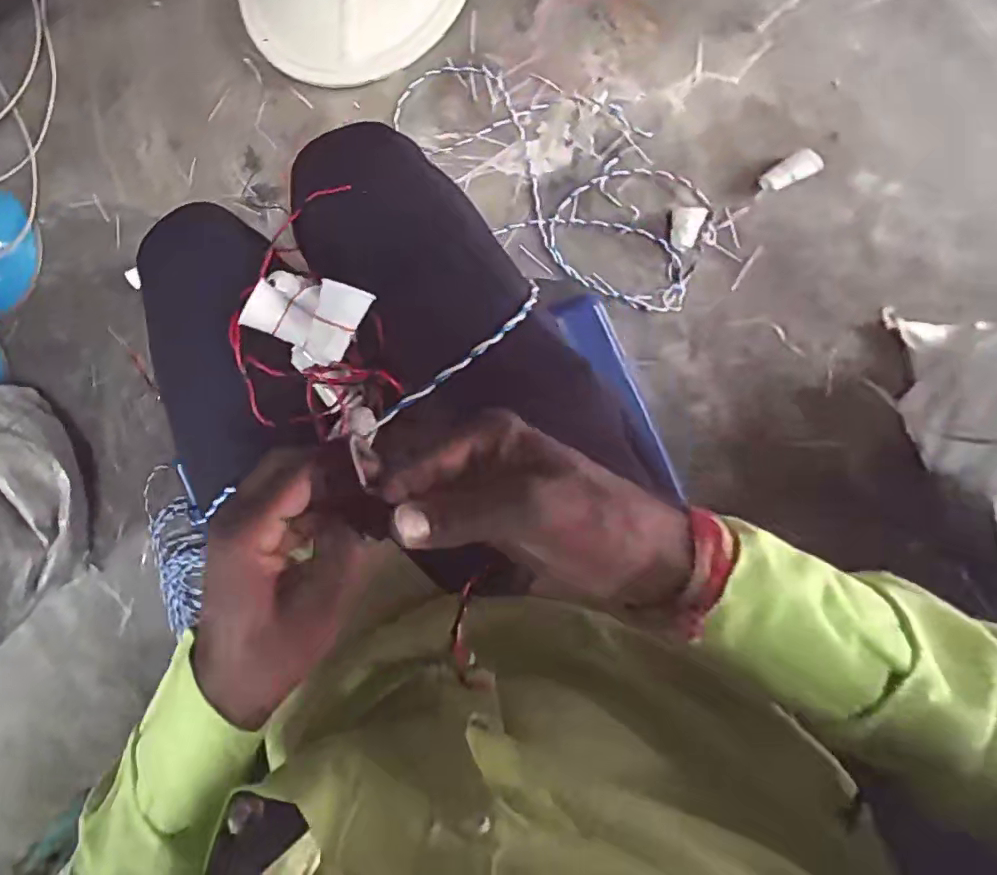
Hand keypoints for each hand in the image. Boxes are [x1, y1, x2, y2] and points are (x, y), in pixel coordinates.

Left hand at [193, 448, 384, 729]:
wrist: (226, 683)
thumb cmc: (272, 655)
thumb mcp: (320, 609)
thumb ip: (343, 551)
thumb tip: (363, 510)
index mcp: (245, 531)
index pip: (294, 473)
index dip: (336, 464)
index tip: (377, 466)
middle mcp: (233, 513)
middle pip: (283, 464)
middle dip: (328, 464)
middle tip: (372, 475)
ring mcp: (234, 520)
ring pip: (280, 476)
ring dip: (319, 479)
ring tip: (363, 492)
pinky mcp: (242, 530)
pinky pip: (278, 498)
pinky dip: (308, 499)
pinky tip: (341, 512)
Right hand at [375, 409, 694, 612]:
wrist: (644, 563)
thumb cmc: (591, 522)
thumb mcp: (527, 510)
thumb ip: (459, 514)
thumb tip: (394, 522)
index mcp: (488, 433)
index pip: (423, 452)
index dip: (391, 479)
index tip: (359, 507)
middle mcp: (476, 453)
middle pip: (418, 469)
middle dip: (388, 494)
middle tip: (352, 520)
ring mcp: (479, 486)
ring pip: (425, 495)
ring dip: (399, 514)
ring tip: (363, 534)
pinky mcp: (483, 518)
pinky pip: (440, 518)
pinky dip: (419, 530)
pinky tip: (395, 544)